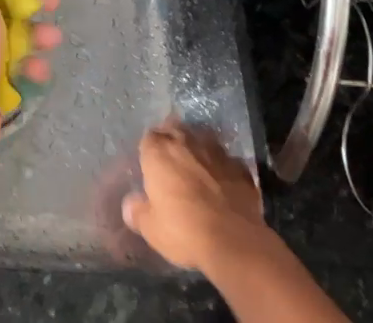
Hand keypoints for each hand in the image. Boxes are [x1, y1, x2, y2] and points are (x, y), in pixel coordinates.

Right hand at [121, 117, 267, 272]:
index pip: (149, 137)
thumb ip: (138, 212)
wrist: (234, 242)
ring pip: (204, 140)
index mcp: (159, 153)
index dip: (149, 149)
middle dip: (172, 139)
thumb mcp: (151, 229)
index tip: (150, 164)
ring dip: (198, 149)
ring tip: (197, 166)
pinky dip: (222, 167)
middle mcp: (187, 144)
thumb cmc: (184, 231)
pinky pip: (227, 160)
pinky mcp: (241, 168)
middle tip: (171, 160)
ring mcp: (217, 153)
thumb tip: (130, 204)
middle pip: (176, 130)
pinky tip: (223, 182)